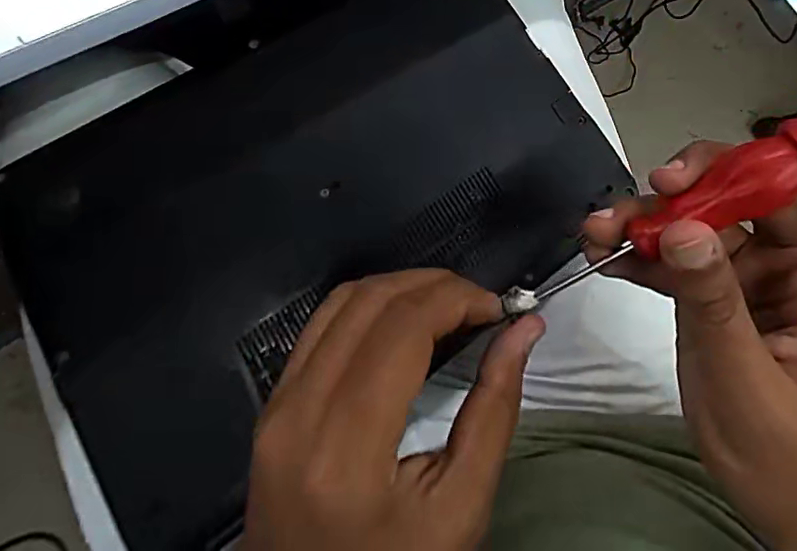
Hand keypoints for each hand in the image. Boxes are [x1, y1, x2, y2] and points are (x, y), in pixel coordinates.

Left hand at [244, 269, 546, 550]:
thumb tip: (523, 331)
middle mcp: (301, 411)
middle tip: (478, 302)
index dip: (453, 299)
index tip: (497, 307)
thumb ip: (494, 412)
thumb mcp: (460, 510)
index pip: (401, 329)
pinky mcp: (273, 401)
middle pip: (370, 303)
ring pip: (341, 301)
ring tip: (446, 303)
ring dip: (398, 287)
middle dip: (432, 286)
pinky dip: (365, 305)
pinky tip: (400, 317)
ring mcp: (278, 402)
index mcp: (347, 449)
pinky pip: (319, 325)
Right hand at [581, 93, 796, 550]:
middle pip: (767, 192)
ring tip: (606, 225)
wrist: (767, 498)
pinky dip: (636, 245)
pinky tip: (603, 250)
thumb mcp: (750, 387)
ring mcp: (750, 276)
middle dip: (711, 174)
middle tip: (661, 183)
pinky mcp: (709, 287)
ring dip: (654, 211)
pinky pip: (673, 249)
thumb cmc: (789, 458)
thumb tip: (685, 229)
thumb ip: (715, 307)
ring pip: (708, 212)